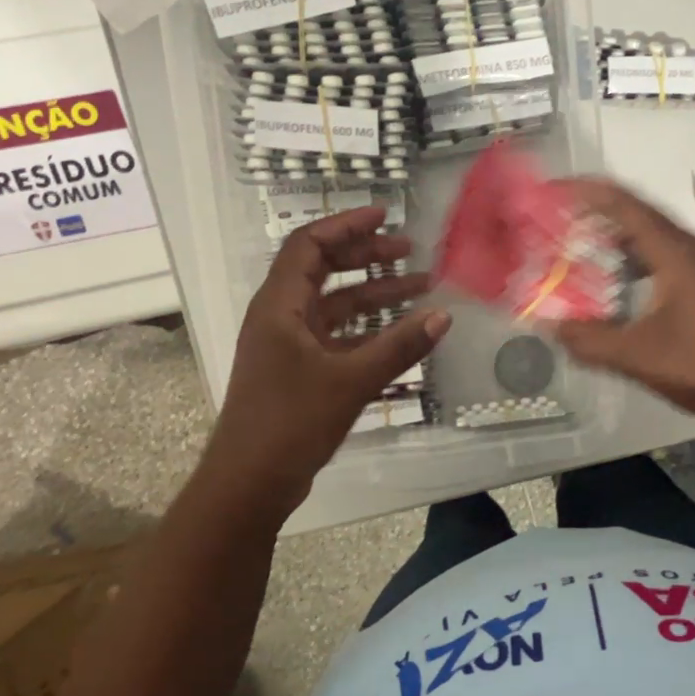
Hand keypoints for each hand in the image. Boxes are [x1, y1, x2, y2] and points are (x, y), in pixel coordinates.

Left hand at [212, 206, 449, 491]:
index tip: (386, 215)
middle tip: (410, 251)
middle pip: (323, 270)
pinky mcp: (300, 372)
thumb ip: (399, 347)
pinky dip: (369, 331)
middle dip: (367, 257)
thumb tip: (443, 316)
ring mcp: (289, 346)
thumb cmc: (292, 421)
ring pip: (335, 306)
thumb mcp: (351, 380)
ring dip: (374, 295)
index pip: (310, 245)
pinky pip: (338, 337)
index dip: (347, 225)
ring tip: (421, 289)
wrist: (251, 480)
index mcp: (279, 306)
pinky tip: (402, 336)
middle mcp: (281, 317)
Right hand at [549, 179, 694, 422]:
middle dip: (591, 214)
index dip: (583, 192)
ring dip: (610, 238)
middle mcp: (687, 248)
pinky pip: (658, 257)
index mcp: (673, 252)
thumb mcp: (636, 357)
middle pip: (634, 214)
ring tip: (572, 249)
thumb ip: (588, 340)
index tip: (548, 192)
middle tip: (552, 223)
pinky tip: (609, 284)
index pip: (623, 204)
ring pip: (647, 237)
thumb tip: (548, 324)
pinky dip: (629, 261)